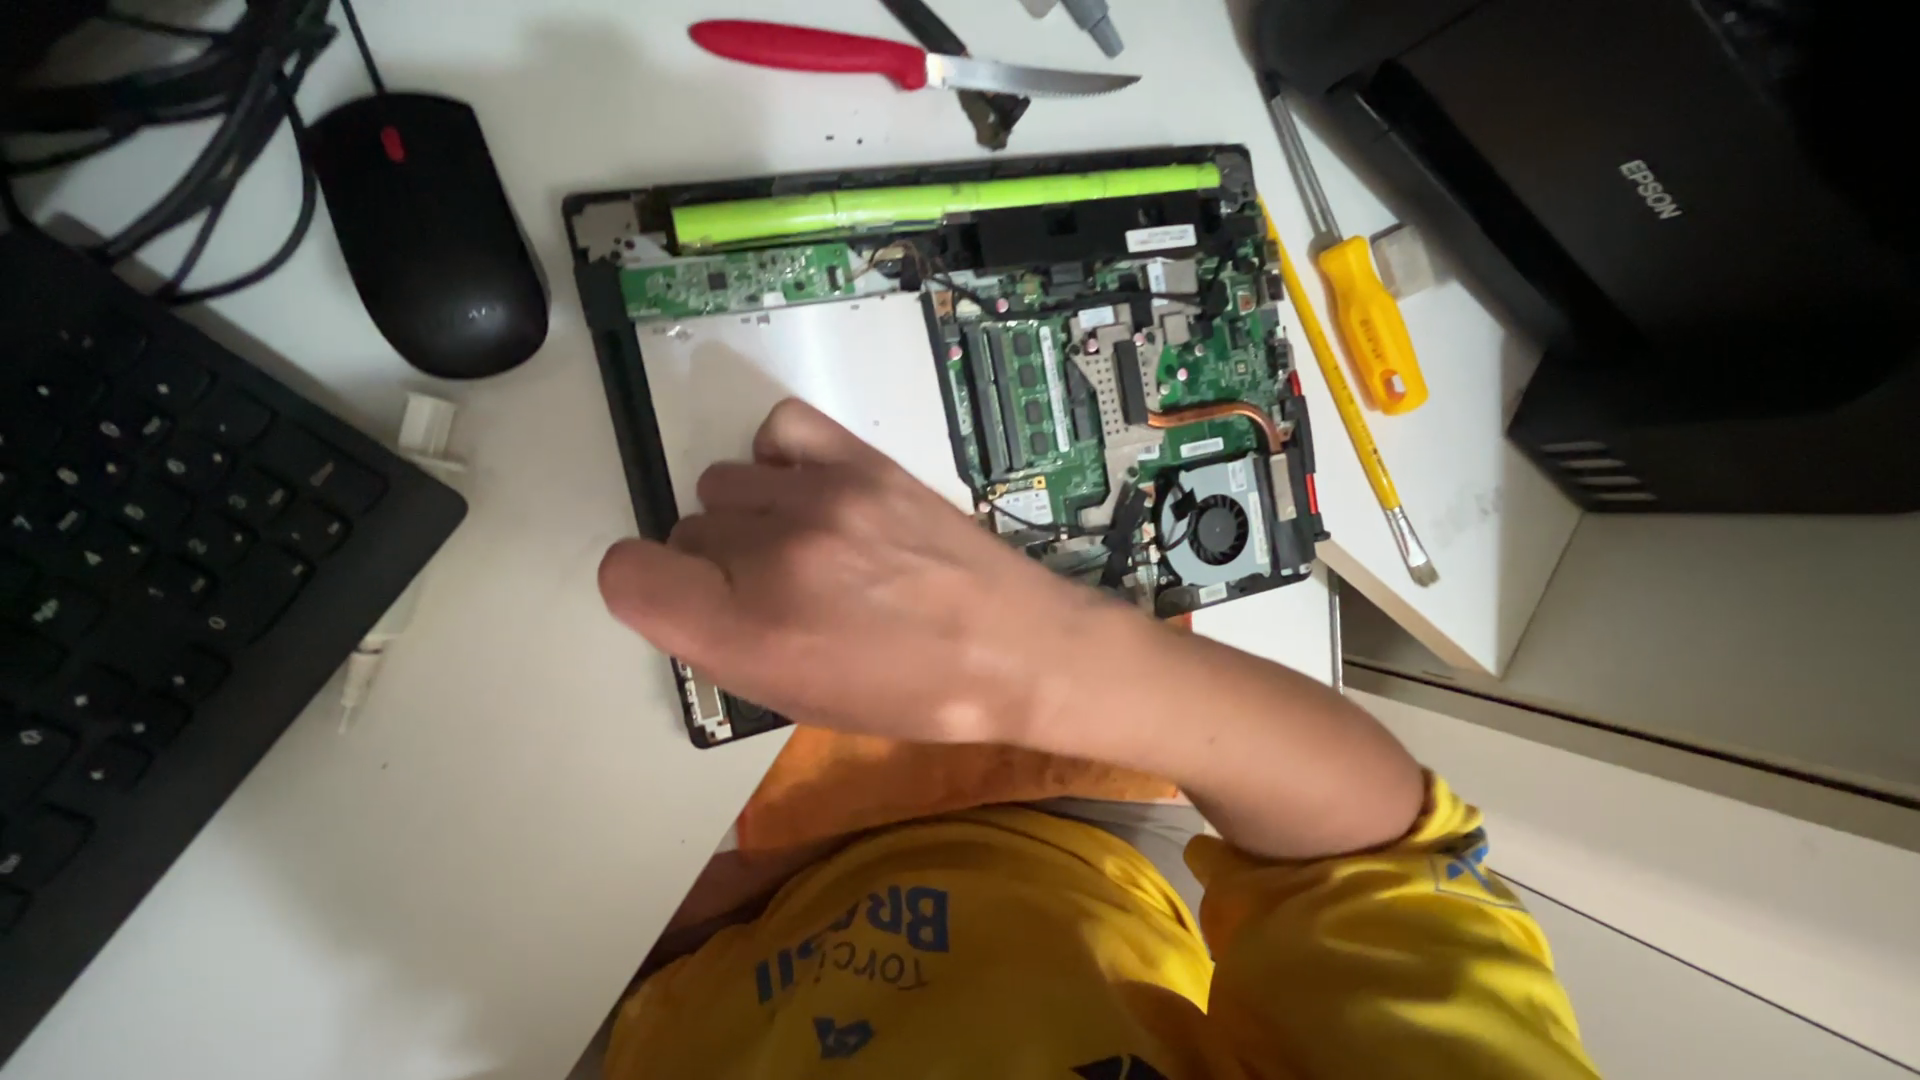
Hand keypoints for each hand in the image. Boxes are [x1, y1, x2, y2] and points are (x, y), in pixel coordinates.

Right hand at [598, 398, 1110, 742]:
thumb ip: (720, 644)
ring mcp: (822, 498)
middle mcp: (776, 556)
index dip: (647, 590)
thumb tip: (682, 588)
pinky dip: (779, 461)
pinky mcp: (863, 462)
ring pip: (723, 484)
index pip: (626, 575)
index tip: (686, 601)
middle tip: (775, 591)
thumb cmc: (910, 695)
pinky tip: (809, 494)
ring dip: (749, 518)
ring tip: (803, 544)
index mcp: (751, 633)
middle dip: (714, 567)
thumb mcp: (798, 698)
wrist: (1013, 648)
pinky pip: (778, 430)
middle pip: (682, 531)